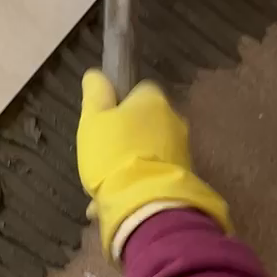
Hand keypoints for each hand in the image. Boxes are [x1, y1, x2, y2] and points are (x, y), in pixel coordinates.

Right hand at [77, 70, 231, 258]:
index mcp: (153, 100)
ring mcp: (183, 150)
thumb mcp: (92, 119)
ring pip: (150, 148)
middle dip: (128, 133)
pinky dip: (139, 179)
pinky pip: (154, 171)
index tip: (104, 119)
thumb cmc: (113, 153)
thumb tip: (96, 74)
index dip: (120, 102)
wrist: (144, 201)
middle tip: (102, 151)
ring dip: (132, 158)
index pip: (140, 90)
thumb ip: (95, 93)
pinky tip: (118, 195)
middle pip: (147, 120)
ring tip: (106, 180)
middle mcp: (174, 120)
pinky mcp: (183, 176)